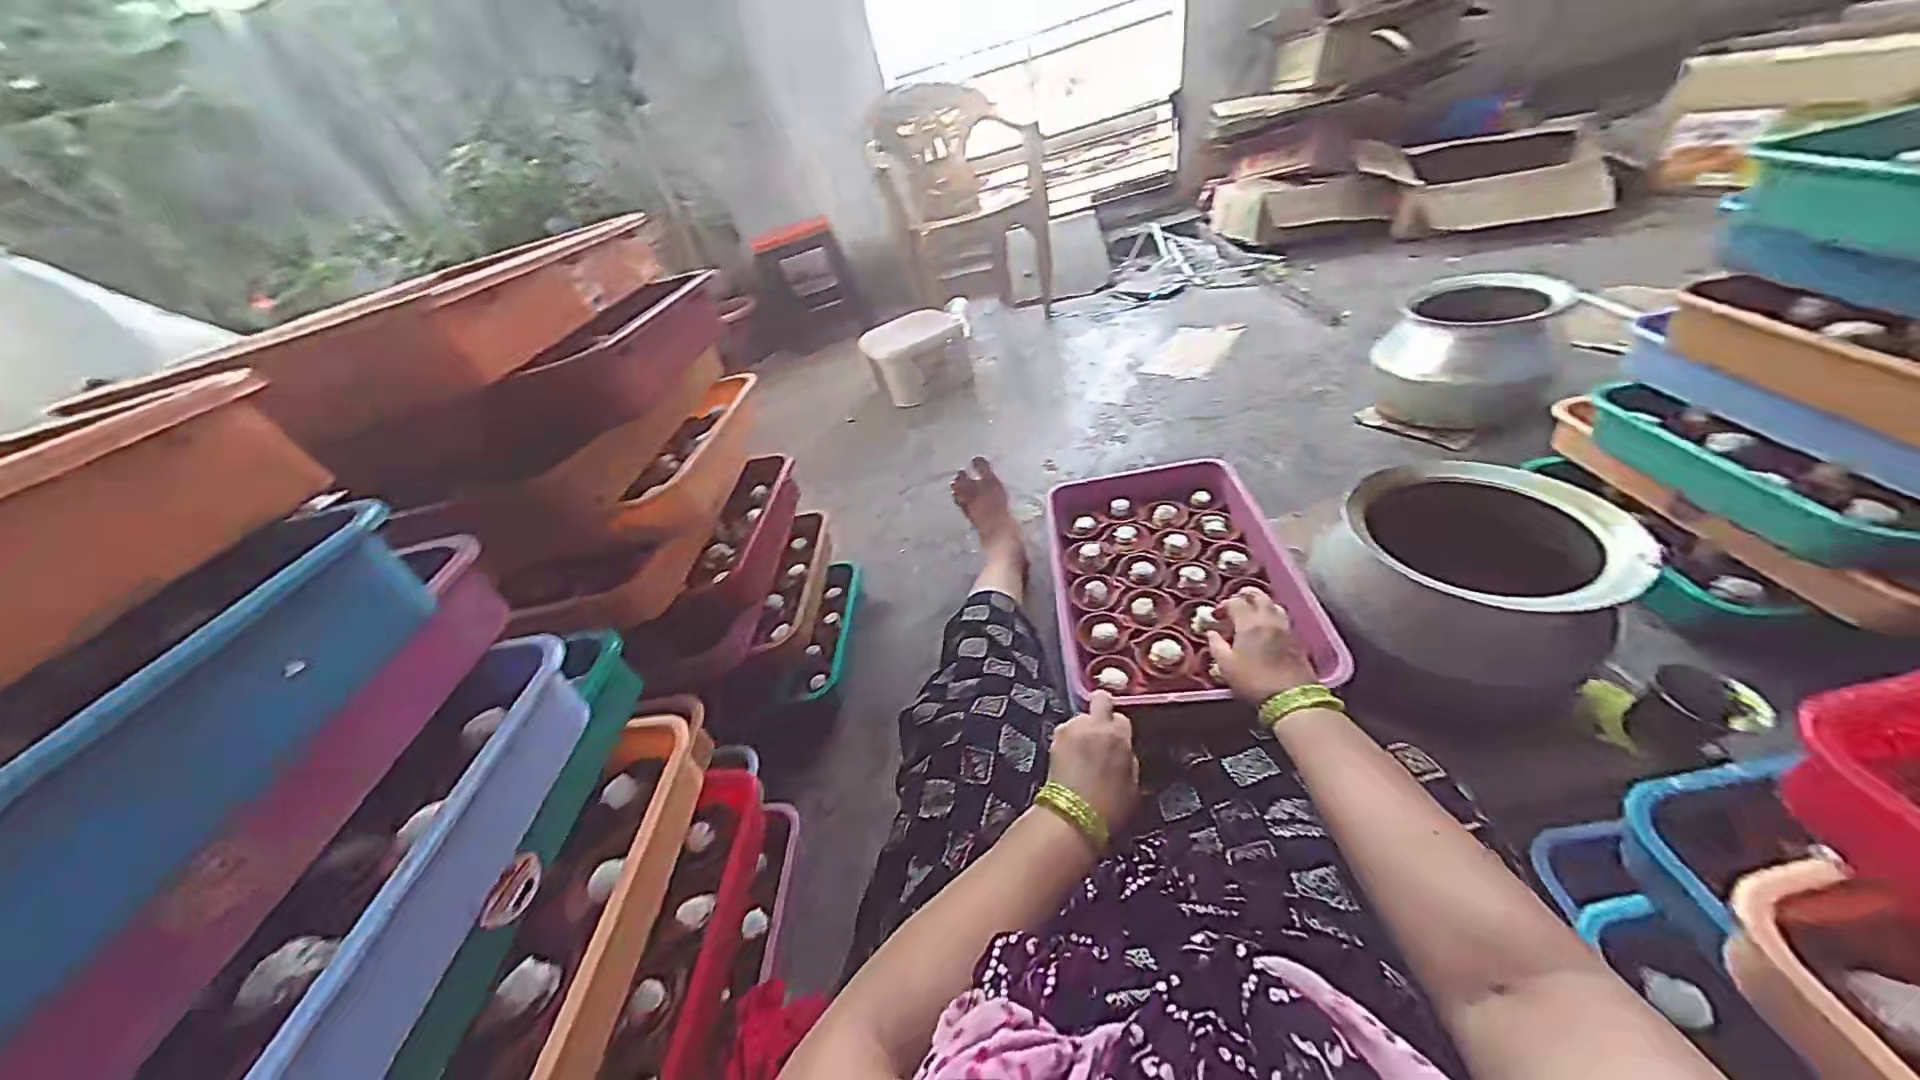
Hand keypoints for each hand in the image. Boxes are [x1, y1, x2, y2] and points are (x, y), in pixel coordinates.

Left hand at [1045, 691, 1138, 830]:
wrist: (1073, 817)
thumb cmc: (1109, 807)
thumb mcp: (1133, 785)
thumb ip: (1129, 758)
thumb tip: (1124, 750)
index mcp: (1119, 735)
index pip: (1122, 717)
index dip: (1120, 729)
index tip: (1118, 740)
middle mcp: (1094, 725)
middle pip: (1100, 699)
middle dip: (1102, 708)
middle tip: (1100, 730)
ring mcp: (1071, 729)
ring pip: (1080, 718)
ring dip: (1082, 729)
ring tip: (1082, 753)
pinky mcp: (1054, 738)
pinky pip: (1065, 732)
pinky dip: (1069, 740)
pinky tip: (1070, 759)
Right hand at [1207, 590, 1316, 705]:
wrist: (1290, 696)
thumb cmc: (1253, 680)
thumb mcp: (1226, 666)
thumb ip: (1216, 646)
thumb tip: (1211, 633)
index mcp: (1249, 624)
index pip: (1236, 602)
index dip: (1224, 605)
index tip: (1217, 615)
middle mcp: (1269, 620)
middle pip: (1260, 596)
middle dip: (1247, 594)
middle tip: (1237, 600)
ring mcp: (1286, 628)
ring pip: (1275, 605)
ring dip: (1263, 603)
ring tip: (1254, 611)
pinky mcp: (1297, 639)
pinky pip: (1283, 619)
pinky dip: (1273, 616)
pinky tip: (1267, 627)